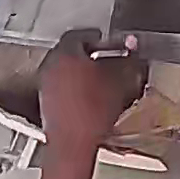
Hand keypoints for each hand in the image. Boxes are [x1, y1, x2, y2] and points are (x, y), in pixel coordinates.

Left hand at [38, 29, 145, 160]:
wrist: (74, 144)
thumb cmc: (95, 108)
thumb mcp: (120, 80)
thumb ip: (129, 59)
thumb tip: (134, 49)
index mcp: (66, 53)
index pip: (81, 35)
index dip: (100, 38)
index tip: (111, 42)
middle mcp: (51, 66)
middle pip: (72, 51)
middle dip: (91, 53)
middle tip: (109, 57)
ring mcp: (46, 85)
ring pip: (66, 69)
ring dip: (83, 70)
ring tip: (102, 78)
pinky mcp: (46, 103)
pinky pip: (62, 85)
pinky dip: (75, 85)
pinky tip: (91, 95)